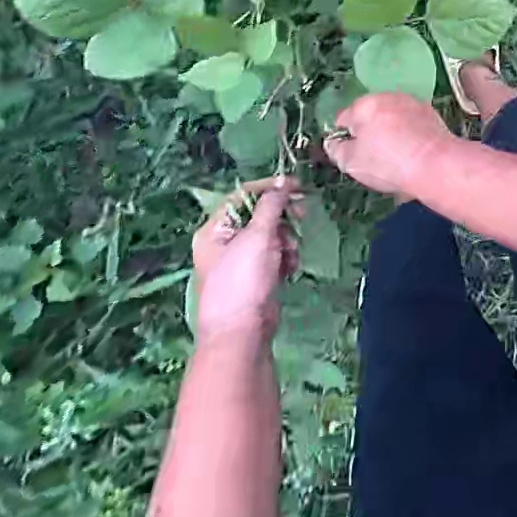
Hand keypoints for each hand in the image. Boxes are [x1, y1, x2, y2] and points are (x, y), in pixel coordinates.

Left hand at [191, 177, 298, 346]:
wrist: (242, 335)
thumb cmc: (244, 280)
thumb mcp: (258, 236)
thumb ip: (271, 204)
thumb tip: (282, 182)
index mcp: (214, 229)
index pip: (243, 195)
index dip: (269, 188)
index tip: (295, 185)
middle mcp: (224, 242)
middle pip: (258, 215)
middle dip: (281, 217)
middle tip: (301, 214)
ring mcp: (240, 261)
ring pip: (270, 235)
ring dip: (286, 239)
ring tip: (291, 252)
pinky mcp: (256, 276)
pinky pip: (274, 255)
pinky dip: (285, 257)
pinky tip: (290, 267)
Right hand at [324, 93, 460, 196]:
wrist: (435, 164)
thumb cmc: (388, 163)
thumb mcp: (351, 163)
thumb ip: (336, 150)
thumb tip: (334, 143)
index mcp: (364, 105)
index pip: (344, 119)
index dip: (345, 139)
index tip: (353, 155)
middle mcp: (387, 96)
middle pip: (370, 116)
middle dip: (370, 134)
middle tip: (375, 160)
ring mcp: (411, 102)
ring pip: (392, 118)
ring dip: (390, 133)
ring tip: (397, 159)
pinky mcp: (430, 112)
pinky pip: (411, 123)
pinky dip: (409, 134)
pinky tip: (413, 153)